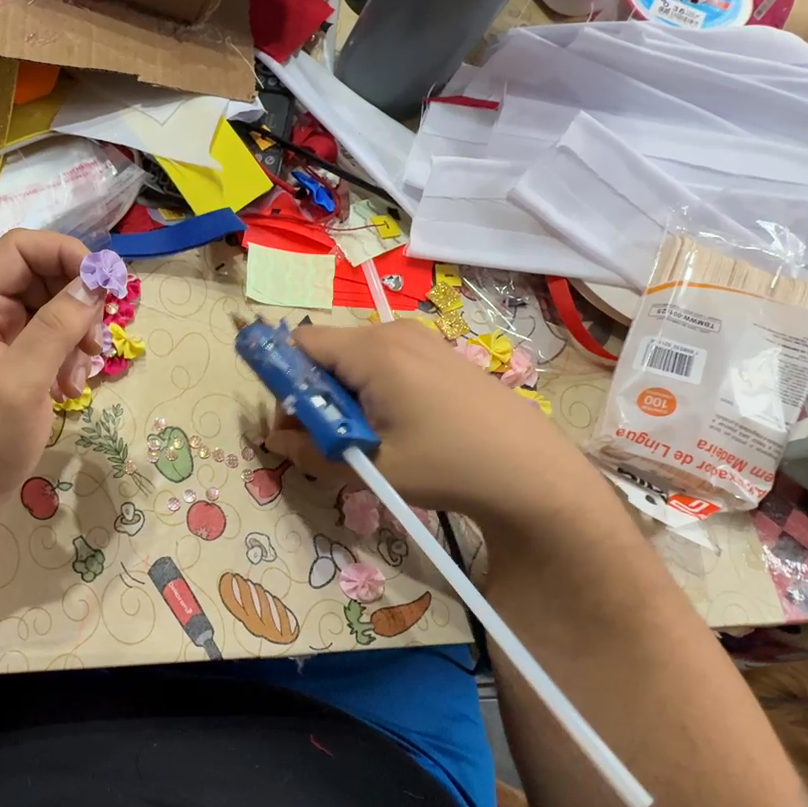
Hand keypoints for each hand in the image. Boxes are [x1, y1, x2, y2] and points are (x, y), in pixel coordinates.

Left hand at [0, 230, 104, 521]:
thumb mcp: (19, 387)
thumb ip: (54, 331)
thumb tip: (93, 283)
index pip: (21, 248)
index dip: (64, 253)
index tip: (103, 284)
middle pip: (45, 273)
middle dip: (78, 299)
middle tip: (94, 340)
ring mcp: (5, 335)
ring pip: (57, 304)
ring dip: (80, 331)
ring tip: (81, 374)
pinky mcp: (21, 359)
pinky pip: (57, 336)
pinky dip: (73, 354)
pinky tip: (71, 387)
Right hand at [263, 321, 610, 528]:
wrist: (533, 473)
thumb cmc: (447, 466)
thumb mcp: (369, 467)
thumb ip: (310, 453)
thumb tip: (274, 439)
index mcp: (372, 352)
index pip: (299, 344)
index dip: (283, 379)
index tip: (295, 421)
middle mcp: (393, 333)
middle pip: (325, 351)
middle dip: (313, 391)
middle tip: (327, 437)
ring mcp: (420, 340)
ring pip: (352, 358)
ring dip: (342, 393)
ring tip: (364, 436)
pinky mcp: (438, 354)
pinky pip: (381, 361)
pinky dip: (369, 389)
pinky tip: (395, 426)